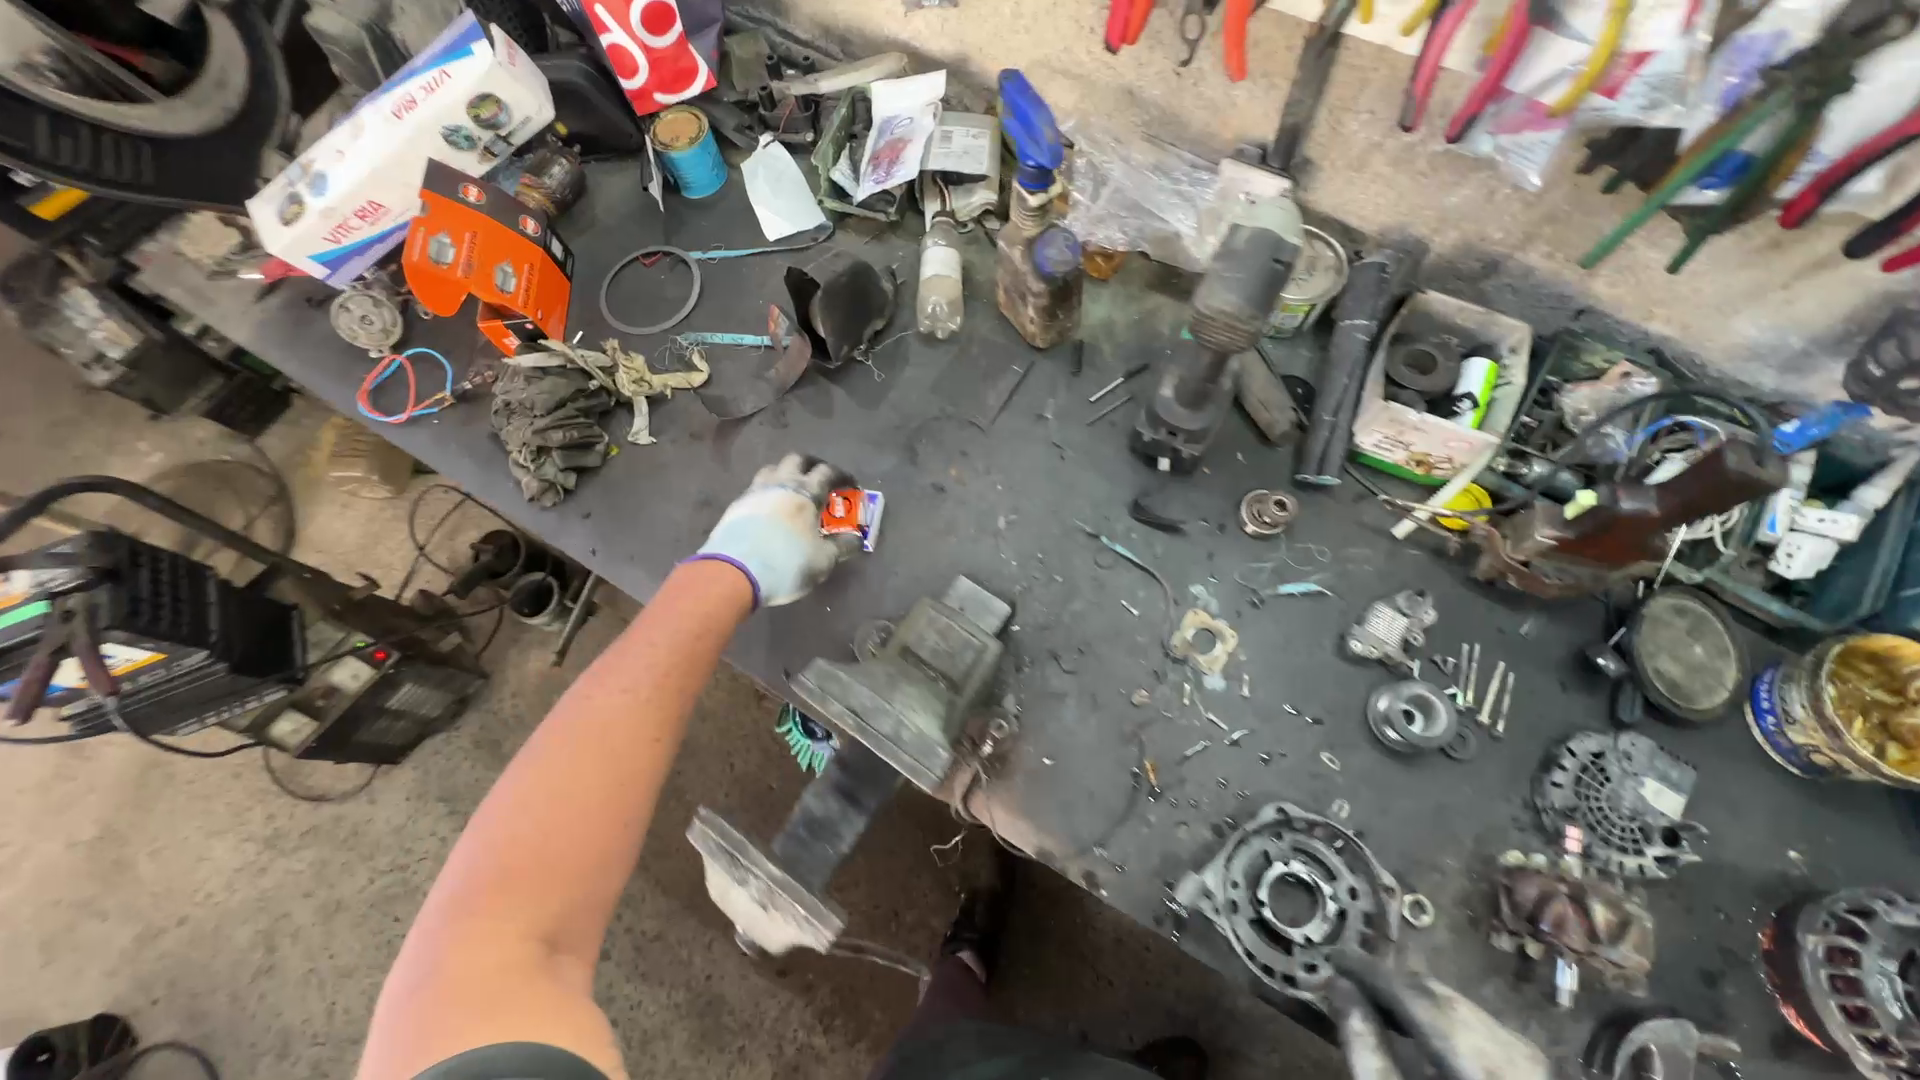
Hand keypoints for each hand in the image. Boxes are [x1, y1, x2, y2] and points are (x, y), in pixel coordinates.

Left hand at [685, 454, 861, 607]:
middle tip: (820, 479)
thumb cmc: (787, 563)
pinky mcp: (736, 506)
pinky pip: (756, 489)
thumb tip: (856, 538)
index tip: (851, 486)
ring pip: (772, 469)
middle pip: (797, 460)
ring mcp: (755, 492)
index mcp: (807, 491)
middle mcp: (781, 483)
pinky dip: (768, 492)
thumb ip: (842, 546)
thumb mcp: (823, 560)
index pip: (828, 472)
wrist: (734, 572)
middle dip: (811, 465)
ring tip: (792, 490)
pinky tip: (769, 509)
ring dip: (785, 474)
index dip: (842, 476)